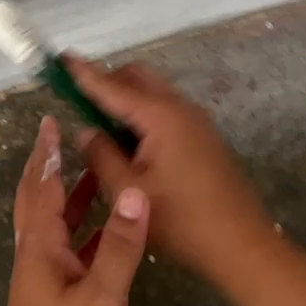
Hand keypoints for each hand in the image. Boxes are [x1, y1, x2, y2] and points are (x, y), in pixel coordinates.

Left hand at [0, 115, 150, 305]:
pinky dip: (85, 229)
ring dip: (68, 194)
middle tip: (63, 136)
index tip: (51, 121)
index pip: (41, 186)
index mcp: (39, 246)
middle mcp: (36, 253)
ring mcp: (45, 276)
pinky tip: (109, 229)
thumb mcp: (101, 298)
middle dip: (48, 165)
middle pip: (37, 198)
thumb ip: (120, 245)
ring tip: (93, 171)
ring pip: (54, 223)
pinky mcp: (57, 297)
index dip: (46, 153)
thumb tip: (134, 191)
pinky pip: (70, 247)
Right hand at [67, 55, 273, 286]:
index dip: (84, 72)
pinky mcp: (203, 137)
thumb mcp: (129, 192)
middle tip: (80, 98)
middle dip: (107, 80)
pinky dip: (143, 113)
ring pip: (154, 92)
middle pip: (138, 77)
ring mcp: (196, 122)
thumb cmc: (183, 222)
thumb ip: (101, 156)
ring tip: (102, 125)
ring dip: (126, 98)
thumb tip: (85, 131)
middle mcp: (180, 109)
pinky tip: (132, 143)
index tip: (62, 57)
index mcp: (161, 117)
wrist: (243, 247)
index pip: (112, 86)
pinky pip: (166, 110)